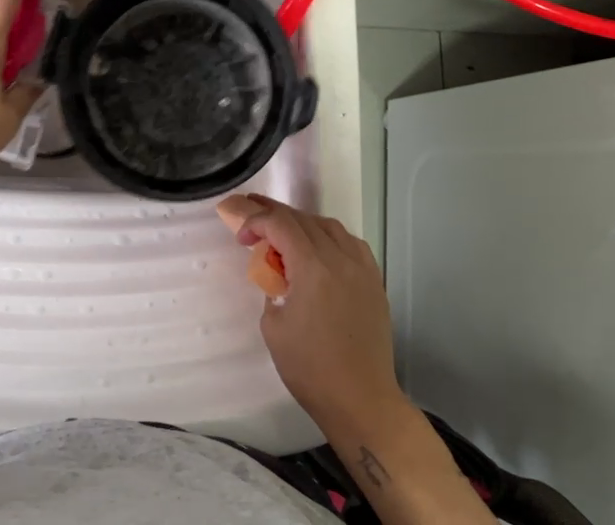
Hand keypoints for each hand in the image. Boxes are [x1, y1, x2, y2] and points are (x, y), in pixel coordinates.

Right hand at [238, 195, 406, 438]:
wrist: (361, 400)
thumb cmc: (310, 368)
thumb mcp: (273, 326)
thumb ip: (272, 288)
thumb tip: (278, 275)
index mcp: (313, 267)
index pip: (279, 224)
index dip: (254, 220)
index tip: (239, 235)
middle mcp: (340, 259)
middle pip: (303, 219)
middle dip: (273, 214)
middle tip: (249, 213)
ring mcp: (362, 269)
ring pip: (329, 226)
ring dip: (302, 223)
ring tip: (282, 231)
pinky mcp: (375, 283)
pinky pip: (351, 244)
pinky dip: (329, 237)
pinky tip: (319, 248)